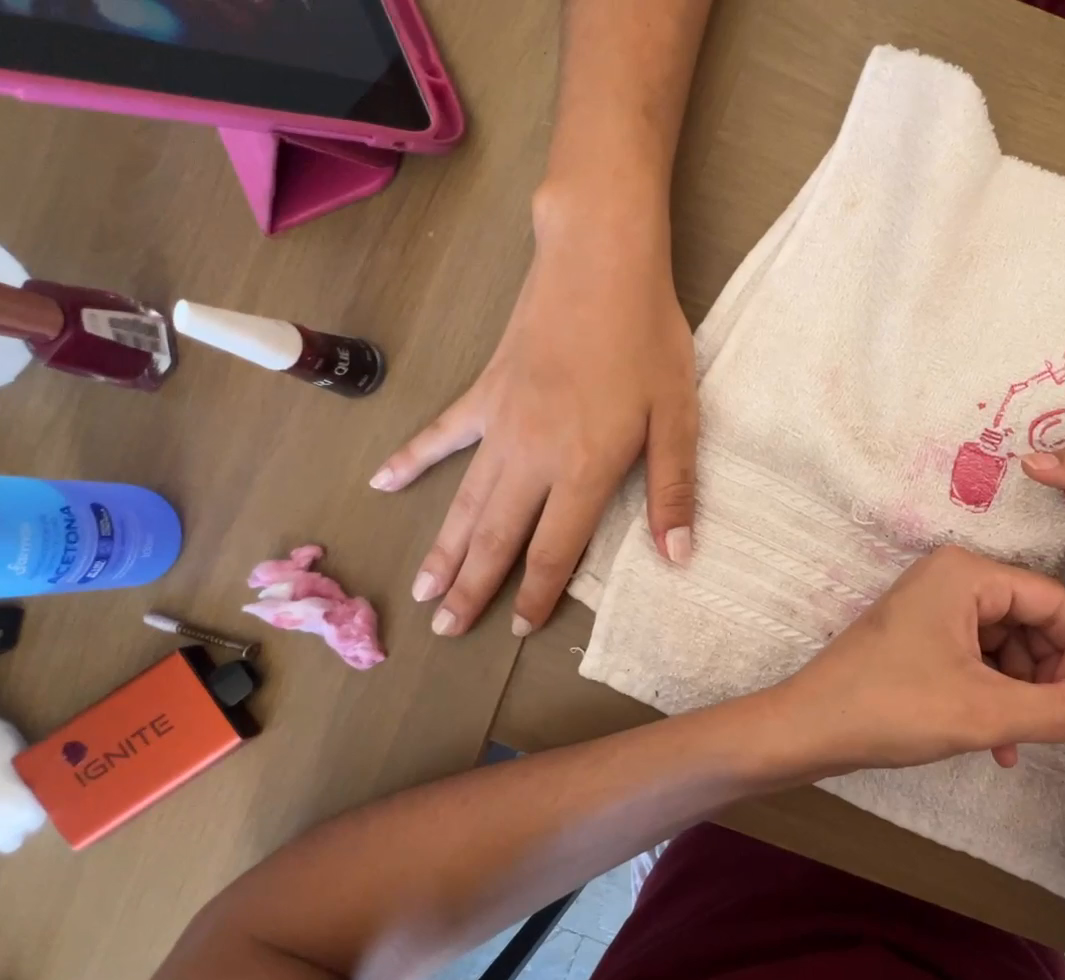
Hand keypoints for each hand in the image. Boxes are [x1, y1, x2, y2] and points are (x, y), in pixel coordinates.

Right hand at [371, 207, 696, 636]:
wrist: (599, 264)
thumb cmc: (649, 342)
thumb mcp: (679, 420)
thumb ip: (673, 491)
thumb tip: (678, 556)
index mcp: (584, 470)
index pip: (554, 551)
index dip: (536, 594)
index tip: (515, 628)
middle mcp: (532, 458)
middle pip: (496, 536)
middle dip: (473, 586)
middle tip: (444, 629)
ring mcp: (499, 424)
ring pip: (464, 500)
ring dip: (442, 548)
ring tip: (421, 589)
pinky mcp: (485, 391)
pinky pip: (443, 434)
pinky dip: (413, 460)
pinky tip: (385, 485)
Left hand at [770, 547, 1064, 777]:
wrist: (806, 729)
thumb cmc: (893, 707)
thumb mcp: (983, 711)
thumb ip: (1054, 710)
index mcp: (967, 574)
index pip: (1053, 600)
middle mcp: (952, 579)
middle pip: (1029, 621)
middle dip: (1052, 676)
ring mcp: (933, 608)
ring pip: (1004, 647)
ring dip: (1023, 694)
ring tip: (1028, 741)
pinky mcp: (920, 638)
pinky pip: (975, 660)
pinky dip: (993, 696)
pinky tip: (999, 745)